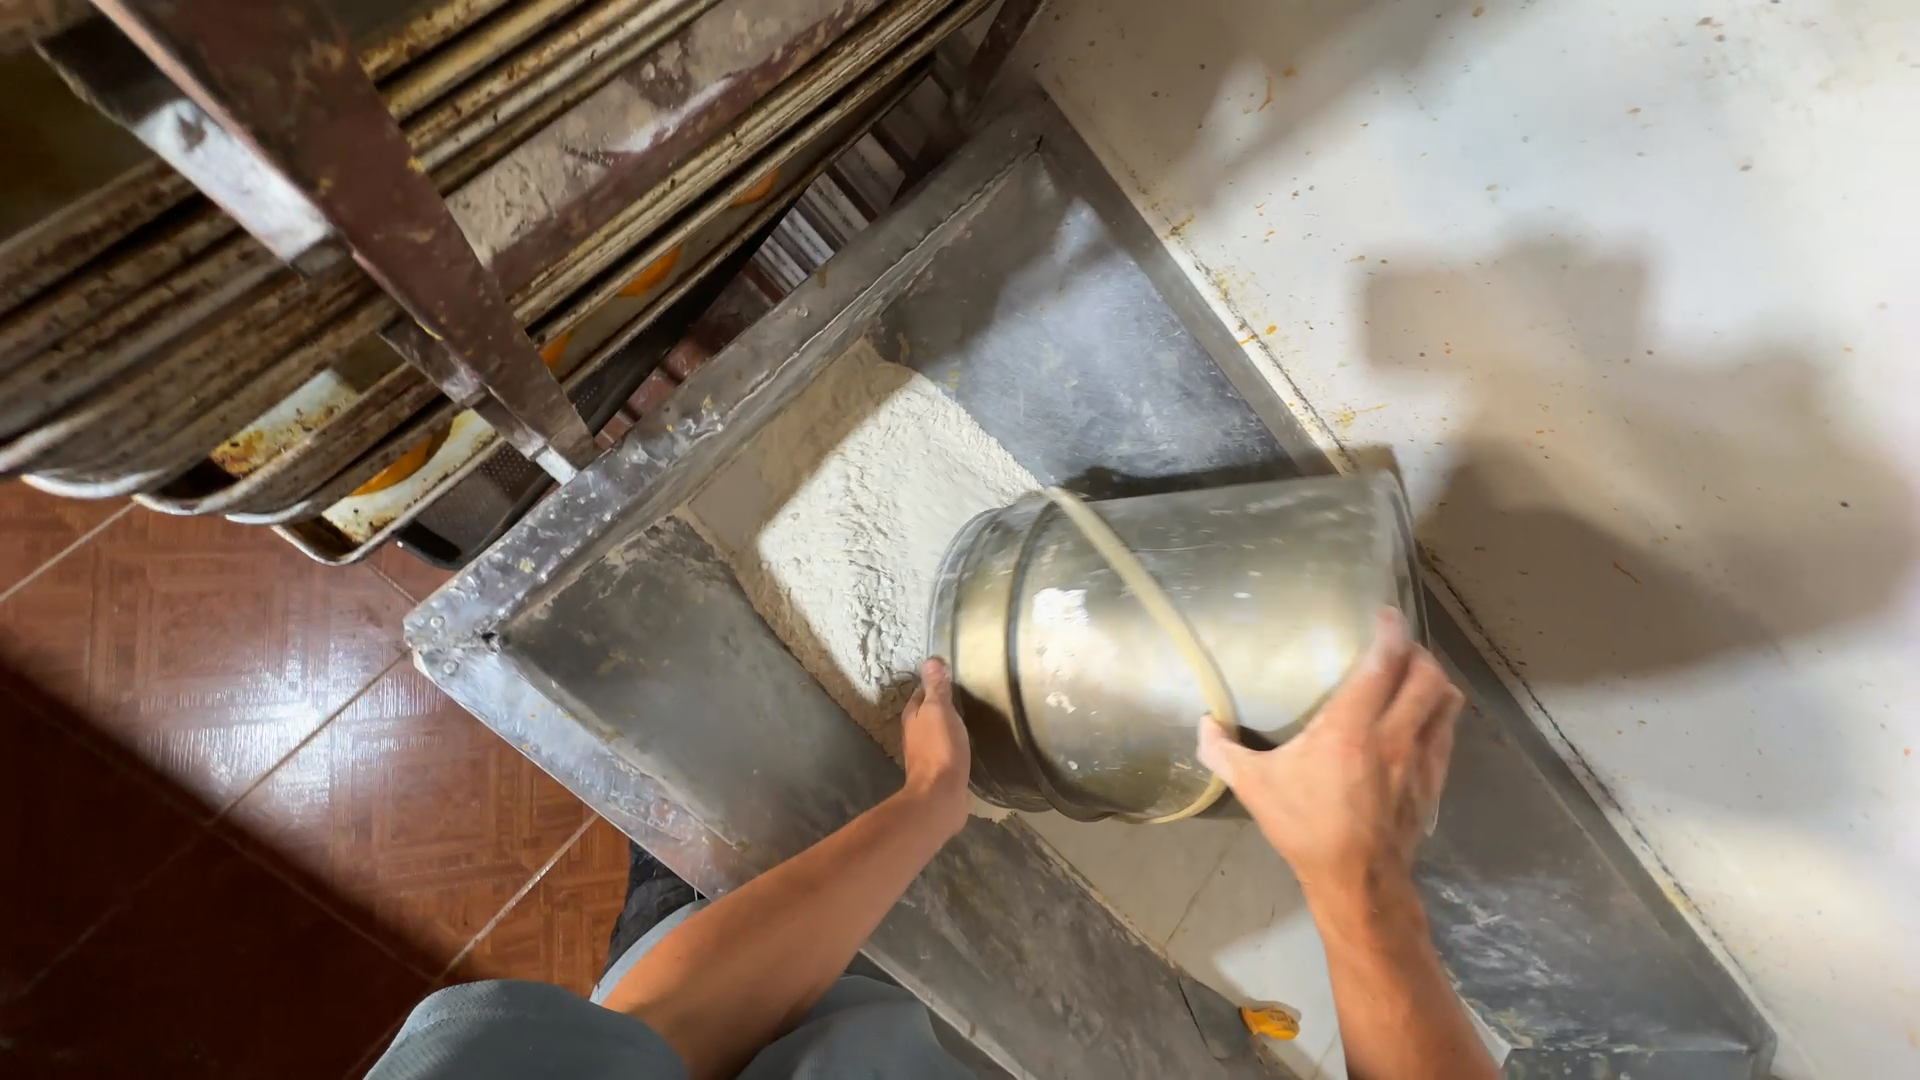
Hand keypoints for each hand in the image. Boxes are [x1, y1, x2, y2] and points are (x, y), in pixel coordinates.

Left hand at [899, 657, 971, 837]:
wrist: (940, 795)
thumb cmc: (940, 748)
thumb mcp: (940, 711)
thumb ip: (936, 688)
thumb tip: (931, 660)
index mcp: (912, 715)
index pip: (922, 691)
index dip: (935, 683)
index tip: (953, 678)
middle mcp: (914, 733)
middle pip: (927, 712)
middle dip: (942, 705)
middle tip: (965, 697)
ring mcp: (924, 753)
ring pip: (936, 731)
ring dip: (948, 725)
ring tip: (968, 718)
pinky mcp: (937, 770)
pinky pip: (946, 749)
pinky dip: (953, 743)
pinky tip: (966, 744)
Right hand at [1196, 609, 1463, 903]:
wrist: (1357, 880)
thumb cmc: (1303, 825)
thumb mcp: (1252, 786)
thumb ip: (1222, 750)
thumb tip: (1203, 723)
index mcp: (1349, 728)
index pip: (1381, 666)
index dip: (1389, 633)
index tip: (1385, 614)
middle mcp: (1393, 735)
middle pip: (1427, 677)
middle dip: (1416, 652)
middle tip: (1397, 643)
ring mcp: (1420, 759)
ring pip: (1445, 703)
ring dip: (1434, 680)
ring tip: (1414, 673)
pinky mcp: (1434, 781)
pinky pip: (1446, 733)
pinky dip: (1437, 713)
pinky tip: (1418, 718)